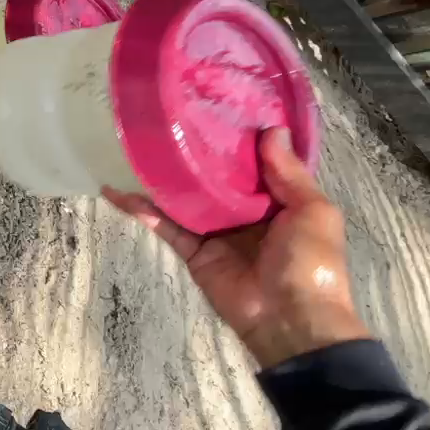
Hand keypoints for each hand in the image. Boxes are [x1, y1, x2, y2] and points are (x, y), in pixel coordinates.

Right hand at [102, 127, 370, 368]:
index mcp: (277, 204)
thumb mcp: (314, 213)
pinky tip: (116, 192)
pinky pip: (163, 225)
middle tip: (162, 123)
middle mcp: (244, 213)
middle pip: (211, 178)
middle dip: (190, 155)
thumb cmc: (310, 263)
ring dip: (157, 179)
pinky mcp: (192, 250)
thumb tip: (272, 130)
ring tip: (129, 151)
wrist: (291, 319)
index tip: (212, 109)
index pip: (253, 165)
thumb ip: (289, 174)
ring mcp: (215, 232)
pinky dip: (140, 210)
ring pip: (181, 197)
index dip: (236, 141)